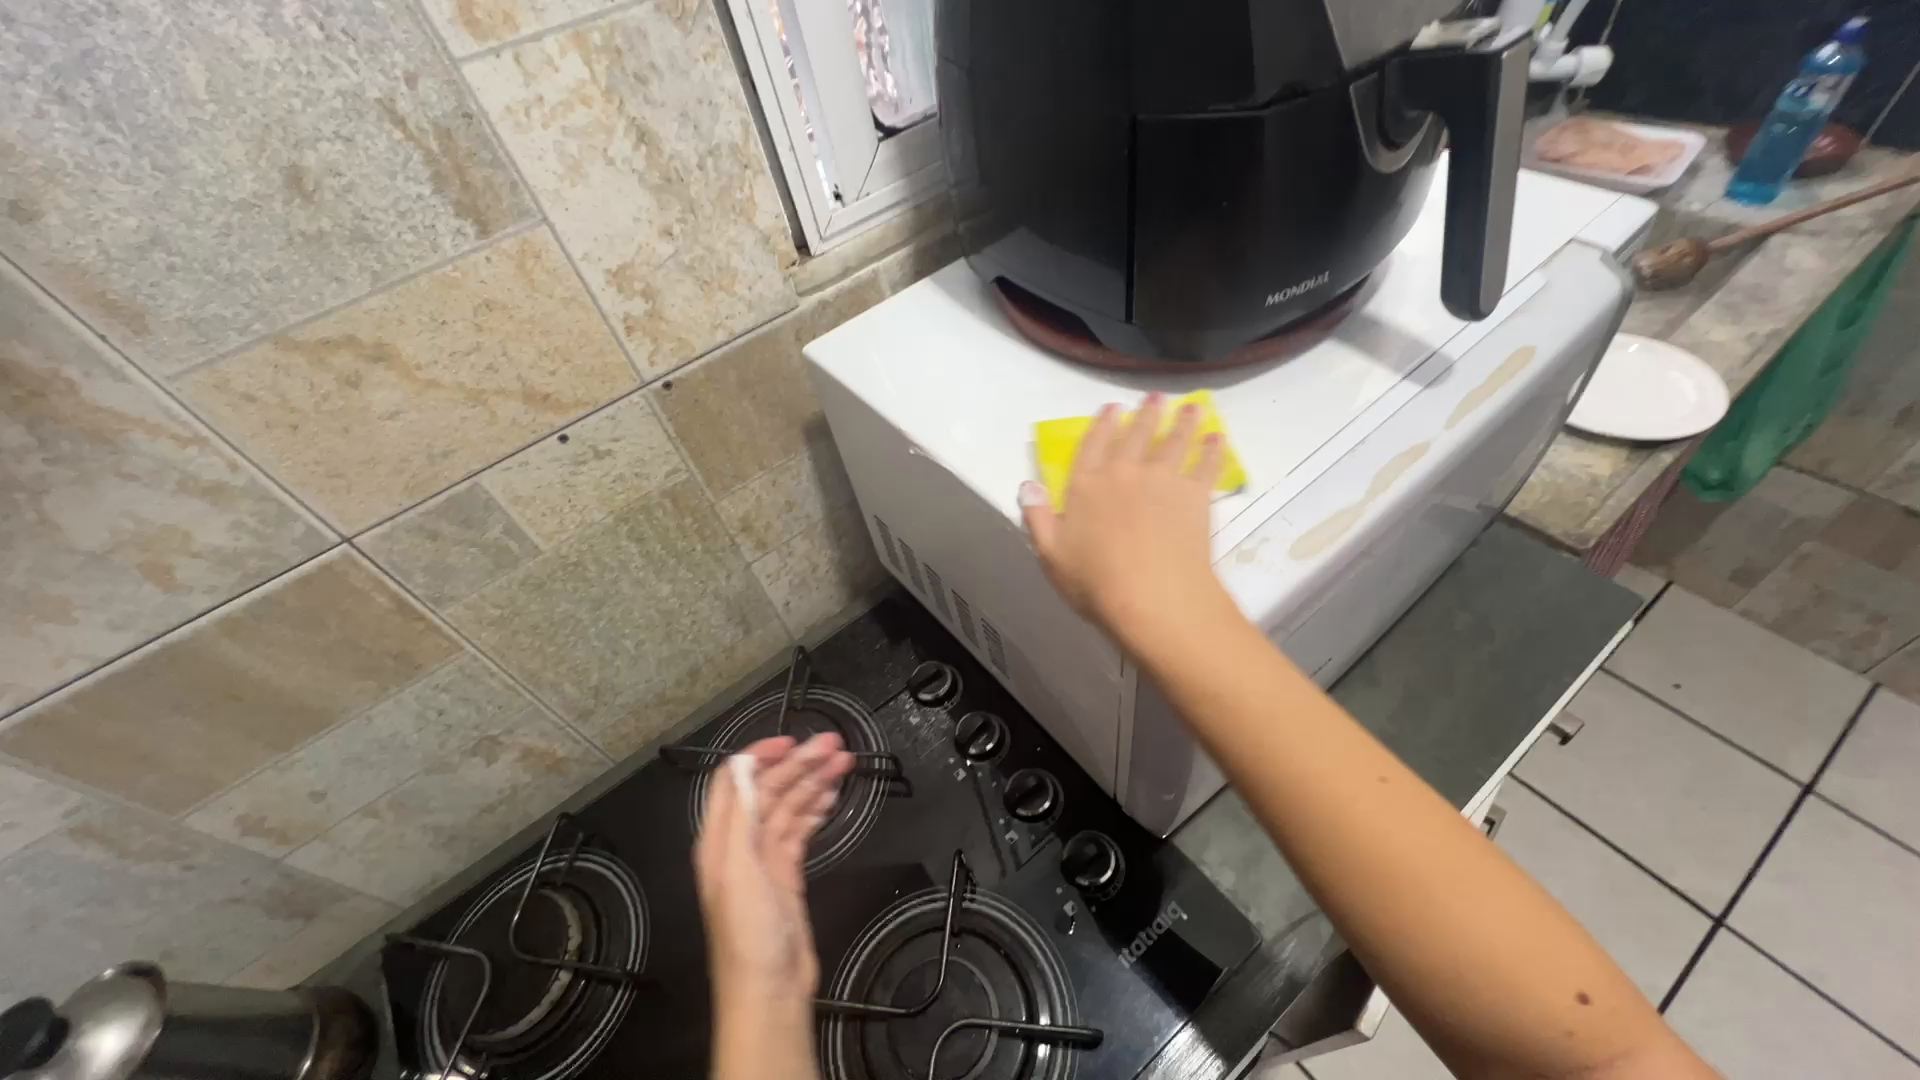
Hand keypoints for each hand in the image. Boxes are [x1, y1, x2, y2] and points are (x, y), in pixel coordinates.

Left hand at [694, 733, 852, 1007]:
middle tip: (835, 746)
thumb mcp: (736, 869)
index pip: (735, 779)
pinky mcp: (787, 873)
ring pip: (789, 806)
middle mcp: (740, 843)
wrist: (769, 990)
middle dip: (799, 763)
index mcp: (720, 838)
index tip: (794, 741)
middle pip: (769, 789)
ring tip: (843, 762)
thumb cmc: (748, 933)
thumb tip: (746, 765)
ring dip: (813, 781)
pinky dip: (816, 807)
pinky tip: (832, 794)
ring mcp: (765, 858)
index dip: (761, 755)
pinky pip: (801, 828)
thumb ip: (739, 814)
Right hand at [1018, 393, 1233, 648]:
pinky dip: (1212, 449)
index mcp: (1086, 486)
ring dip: (1182, 422)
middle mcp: (1123, 473)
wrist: (1153, 598)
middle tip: (1154, 398)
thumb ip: (1037, 517)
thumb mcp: (1050, 555)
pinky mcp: (1195, 495)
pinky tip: (1217, 438)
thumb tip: (1028, 485)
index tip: (1112, 408)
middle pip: (1135, 435)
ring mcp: (1162, 480)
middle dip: (1145, 414)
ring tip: (1191, 407)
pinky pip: (1206, 464)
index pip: (1092, 445)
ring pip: (1173, 441)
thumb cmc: (1095, 582)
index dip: (1102, 424)